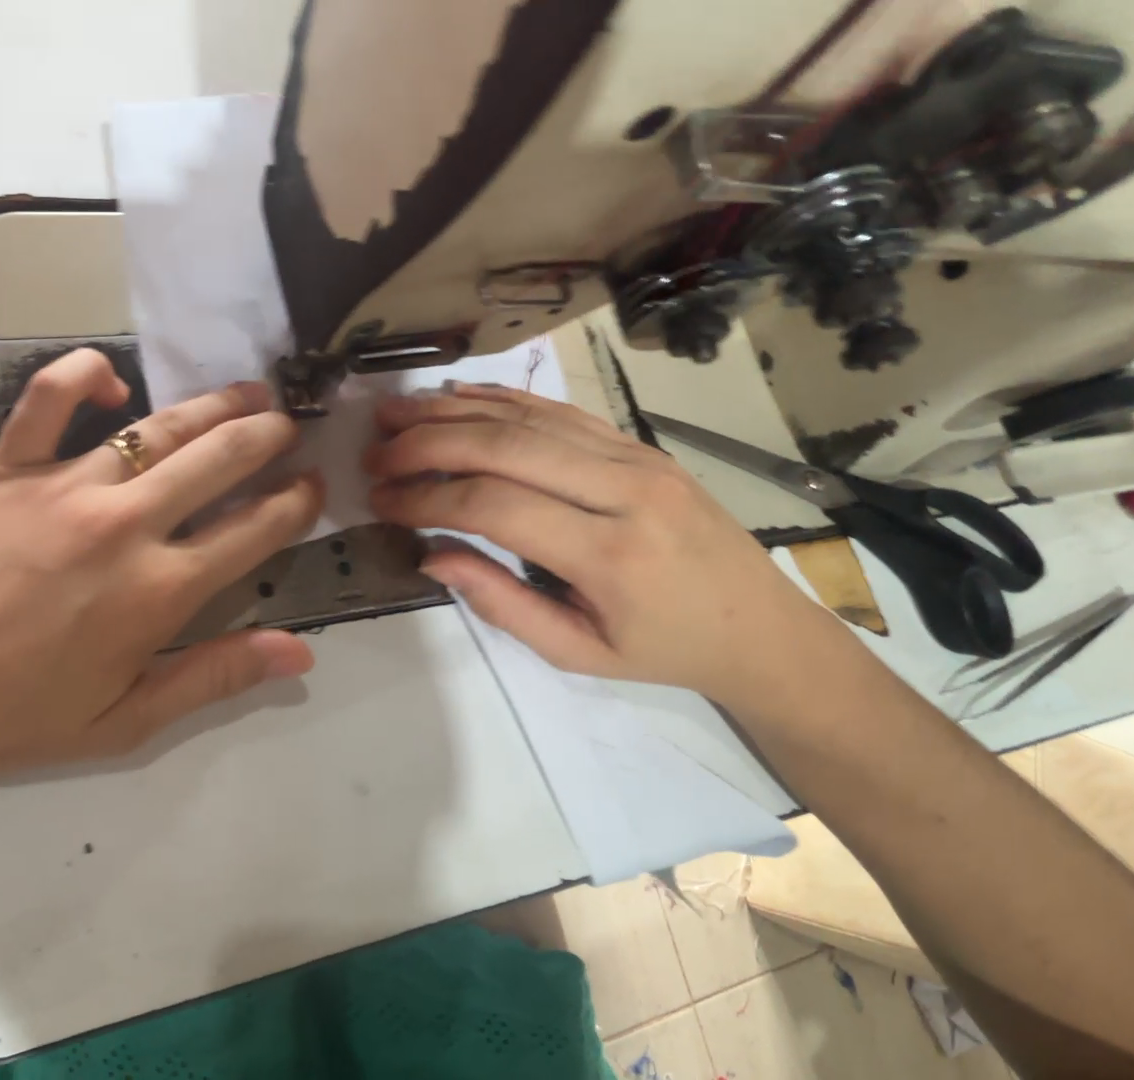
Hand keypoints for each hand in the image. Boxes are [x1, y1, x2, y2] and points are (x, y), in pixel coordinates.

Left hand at [0, 349, 322, 809]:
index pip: (253, 532)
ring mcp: (62, 489)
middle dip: (267, 438)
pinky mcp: (4, 470)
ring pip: (156, 428)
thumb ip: (214, 677)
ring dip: (212, 406)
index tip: (313, 488)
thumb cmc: (8, 719)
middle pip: (218, 461)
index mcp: (157, 593)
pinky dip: (84, 376)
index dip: (295, 505)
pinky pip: (47, 400)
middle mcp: (123, 526)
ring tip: (248, 394)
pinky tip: (113, 384)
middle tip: (291, 426)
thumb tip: (299, 653)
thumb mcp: (122, 720)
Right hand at [362, 383, 840, 709]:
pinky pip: (559, 410)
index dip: (425, 498)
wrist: (759, 625)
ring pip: (528, 417)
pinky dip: (501, 398)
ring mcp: (636, 457)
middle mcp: (625, 490)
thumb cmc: (663, 650)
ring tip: (394, 412)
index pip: (493, 507)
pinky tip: (456, 396)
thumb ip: (500, 604)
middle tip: (374, 453)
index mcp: (610, 555)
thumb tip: (431, 555)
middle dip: (426, 444)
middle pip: (505, 446)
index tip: (380, 502)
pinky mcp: (638, 443)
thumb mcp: (577, 652)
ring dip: (452, 411)